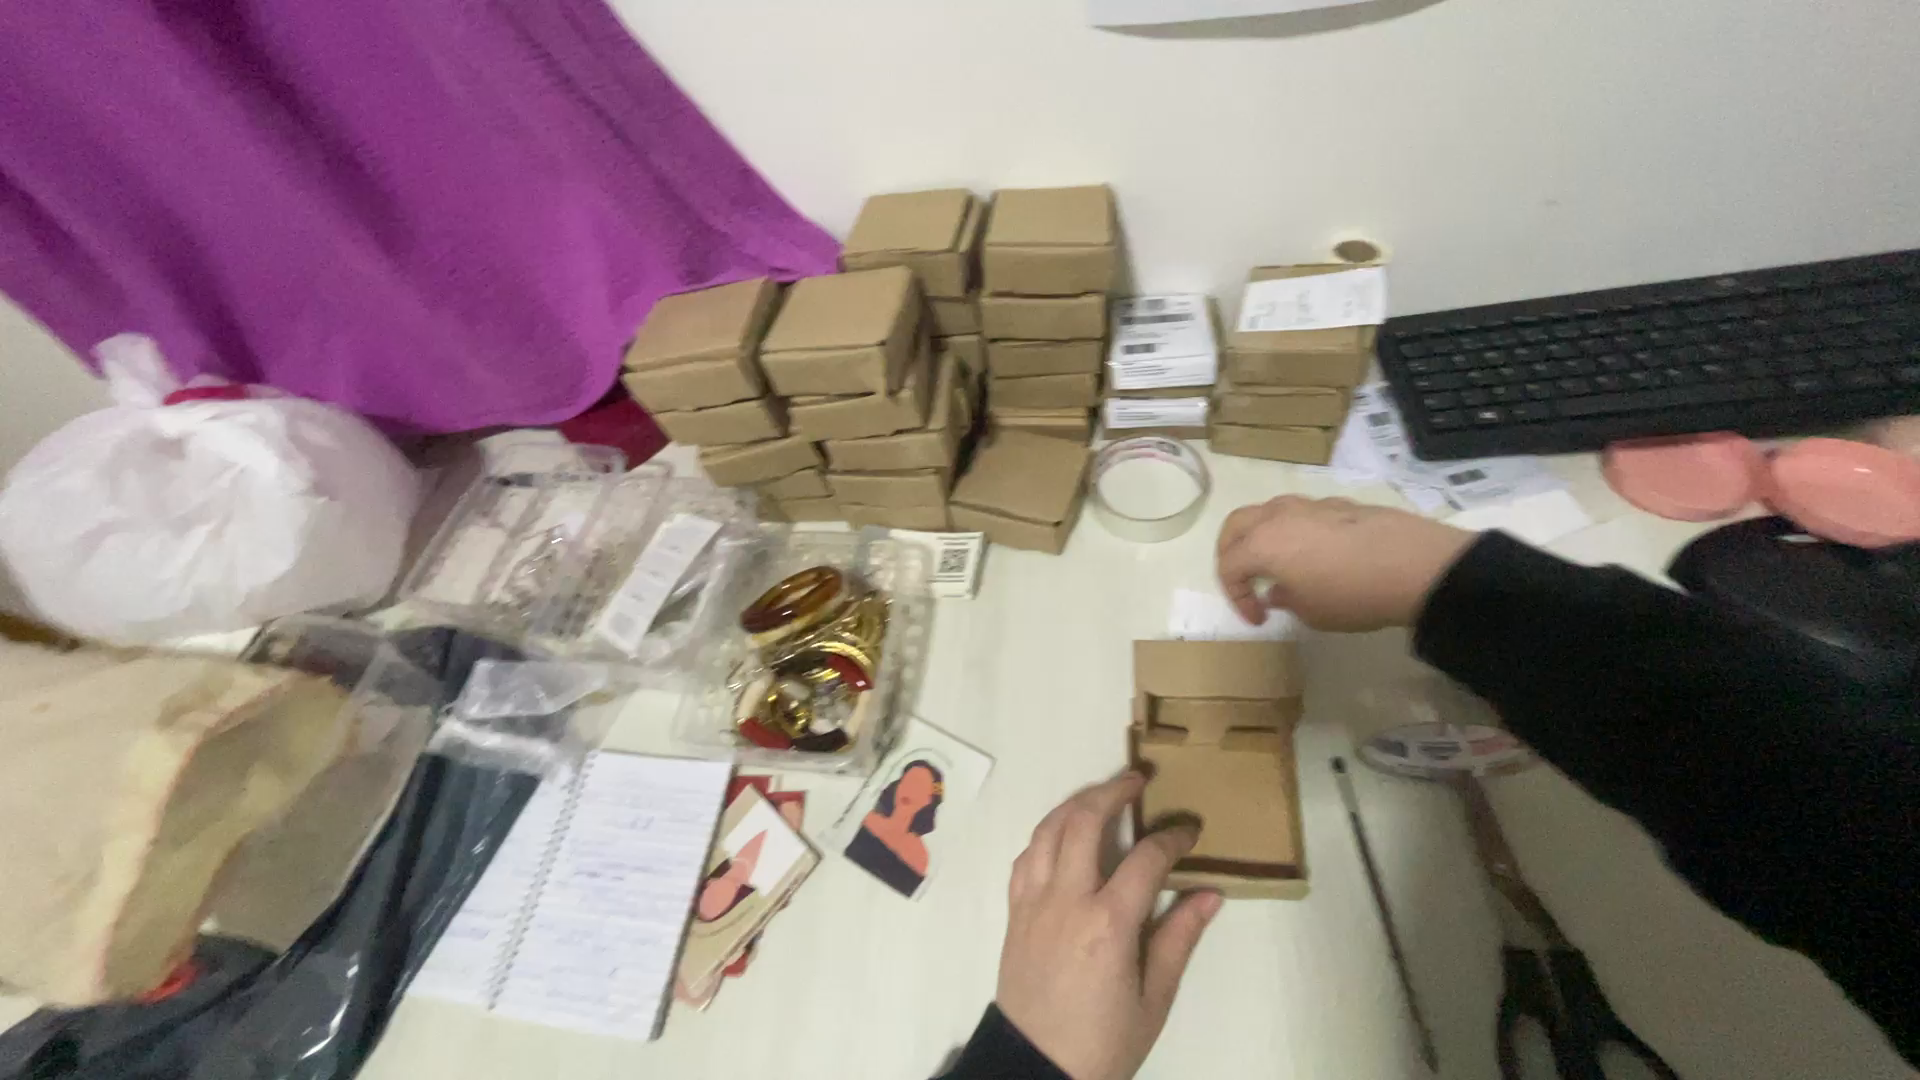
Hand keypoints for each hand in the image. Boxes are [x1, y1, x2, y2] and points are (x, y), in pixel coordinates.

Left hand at [995, 773, 1221, 1079]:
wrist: (1036, 1066)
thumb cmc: (1103, 1040)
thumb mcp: (1153, 999)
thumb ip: (1179, 938)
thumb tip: (1210, 893)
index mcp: (1108, 923)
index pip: (1145, 859)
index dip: (1172, 838)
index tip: (1189, 830)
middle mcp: (1066, 898)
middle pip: (1085, 820)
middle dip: (1113, 790)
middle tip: (1137, 778)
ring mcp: (1033, 900)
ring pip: (1048, 828)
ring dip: (1075, 802)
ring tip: (1101, 794)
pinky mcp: (1014, 908)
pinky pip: (1026, 854)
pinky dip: (1046, 833)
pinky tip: (1062, 832)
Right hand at [1217, 496, 1474, 631]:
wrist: (1417, 565)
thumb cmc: (1353, 595)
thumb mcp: (1311, 612)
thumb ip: (1284, 599)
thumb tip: (1277, 591)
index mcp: (1261, 545)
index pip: (1228, 567)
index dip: (1236, 596)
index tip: (1257, 617)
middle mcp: (1277, 517)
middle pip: (1236, 526)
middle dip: (1231, 552)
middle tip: (1244, 578)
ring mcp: (1309, 505)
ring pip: (1268, 512)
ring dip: (1262, 536)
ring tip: (1278, 562)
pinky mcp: (1339, 504)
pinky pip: (1302, 513)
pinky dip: (1295, 530)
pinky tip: (1316, 553)